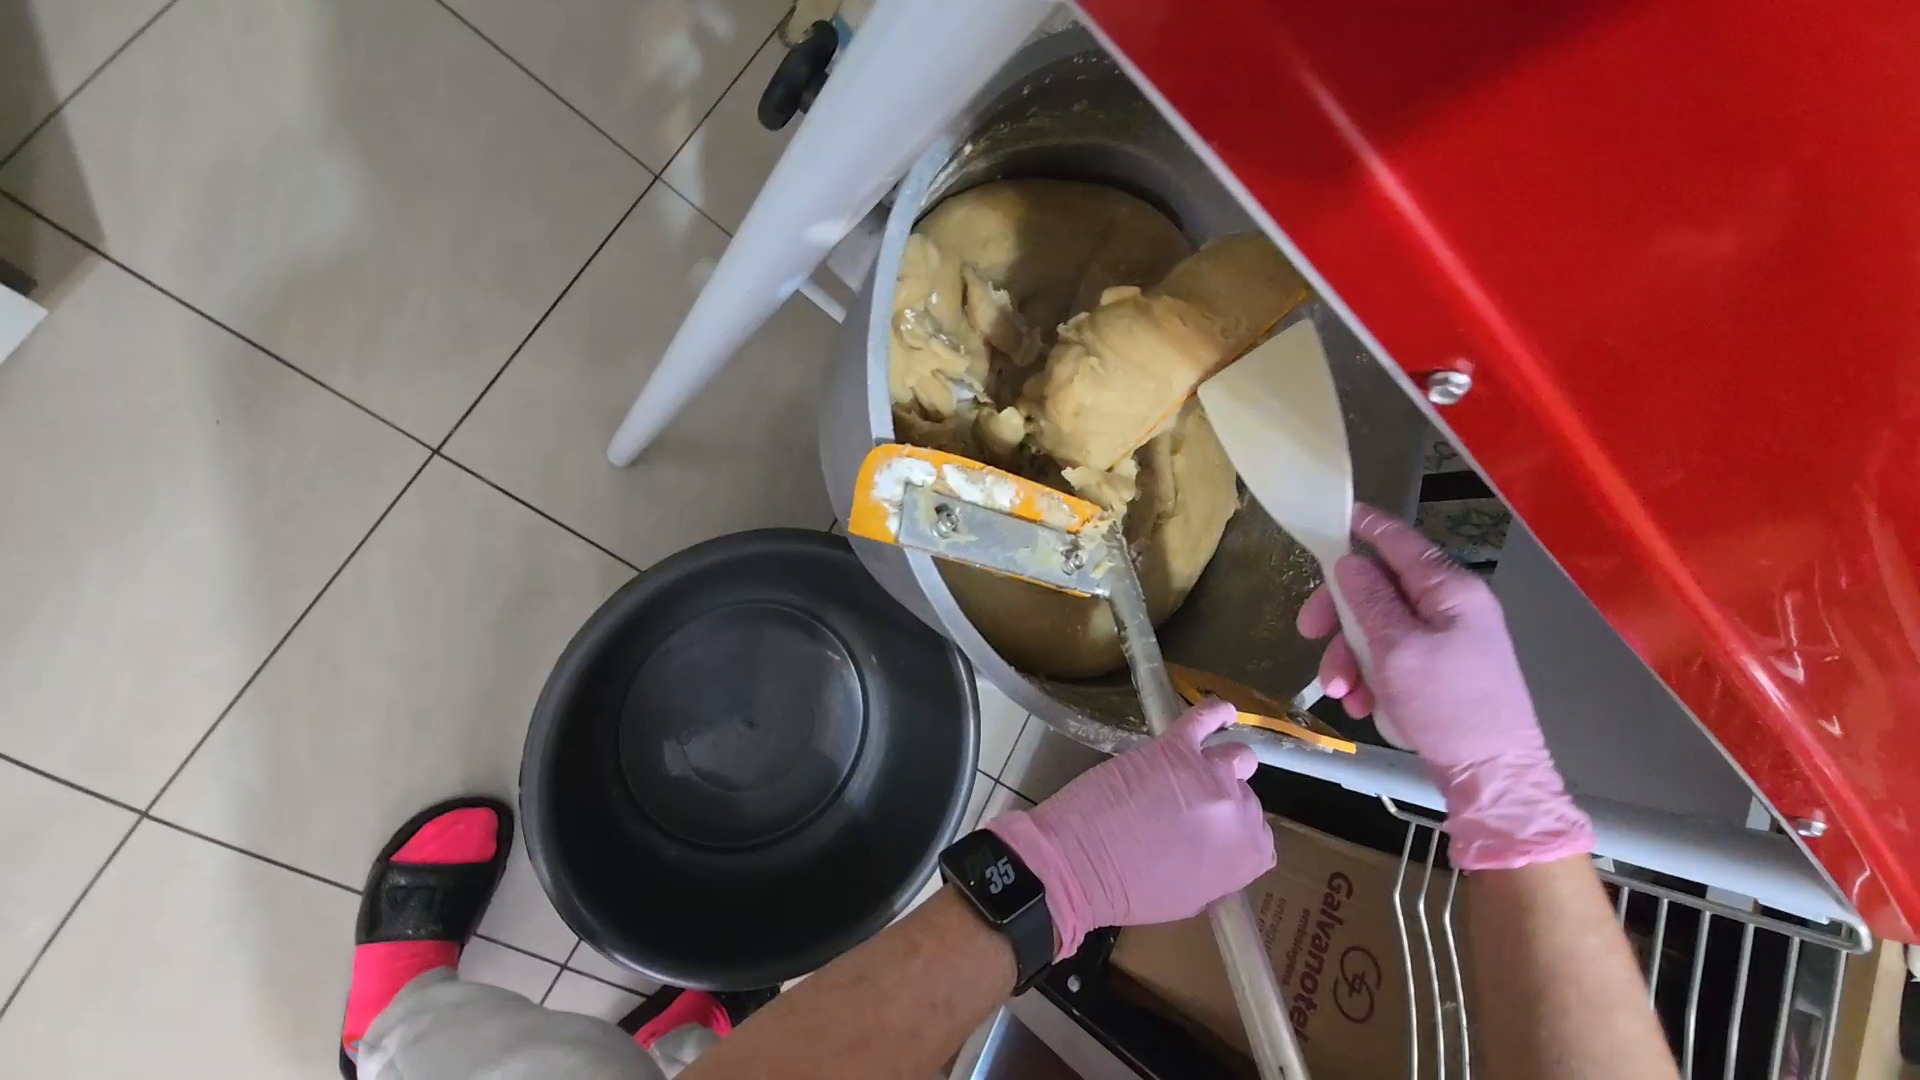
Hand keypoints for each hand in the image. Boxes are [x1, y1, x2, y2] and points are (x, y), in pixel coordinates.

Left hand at [984, 700, 1273, 958]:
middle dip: (1223, 800)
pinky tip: (1222, 710)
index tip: (1215, 831)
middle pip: (1246, 794)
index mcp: (1248, 856)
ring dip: (1222, 763)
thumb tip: (1219, 848)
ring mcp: (1208, 774)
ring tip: (1198, 769)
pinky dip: (1216, 711)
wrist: (1081, 863)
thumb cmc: (1131, 891)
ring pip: (1235, 756)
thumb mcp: (1191, 899)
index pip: (1261, 835)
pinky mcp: (1174, 748)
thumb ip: (1219, 869)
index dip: (1236, 830)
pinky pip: (1204, 717)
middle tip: (1191, 808)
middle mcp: (1239, 811)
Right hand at [1296, 506, 1593, 870]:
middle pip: (1377, 590)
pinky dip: (1368, 677)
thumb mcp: (1397, 650)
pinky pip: (1388, 657)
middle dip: (1339, 617)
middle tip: (1308, 635)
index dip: (1364, 526)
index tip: (1332, 514)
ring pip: (1376, 628)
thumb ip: (1369, 601)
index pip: (1399, 542)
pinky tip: (1361, 704)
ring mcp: (1444, 639)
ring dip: (1348, 657)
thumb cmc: (1447, 707)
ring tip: (1341, 693)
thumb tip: (1349, 562)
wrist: (1493, 776)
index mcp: (1449, 592)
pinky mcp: (1437, 669)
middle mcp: (1448, 607)